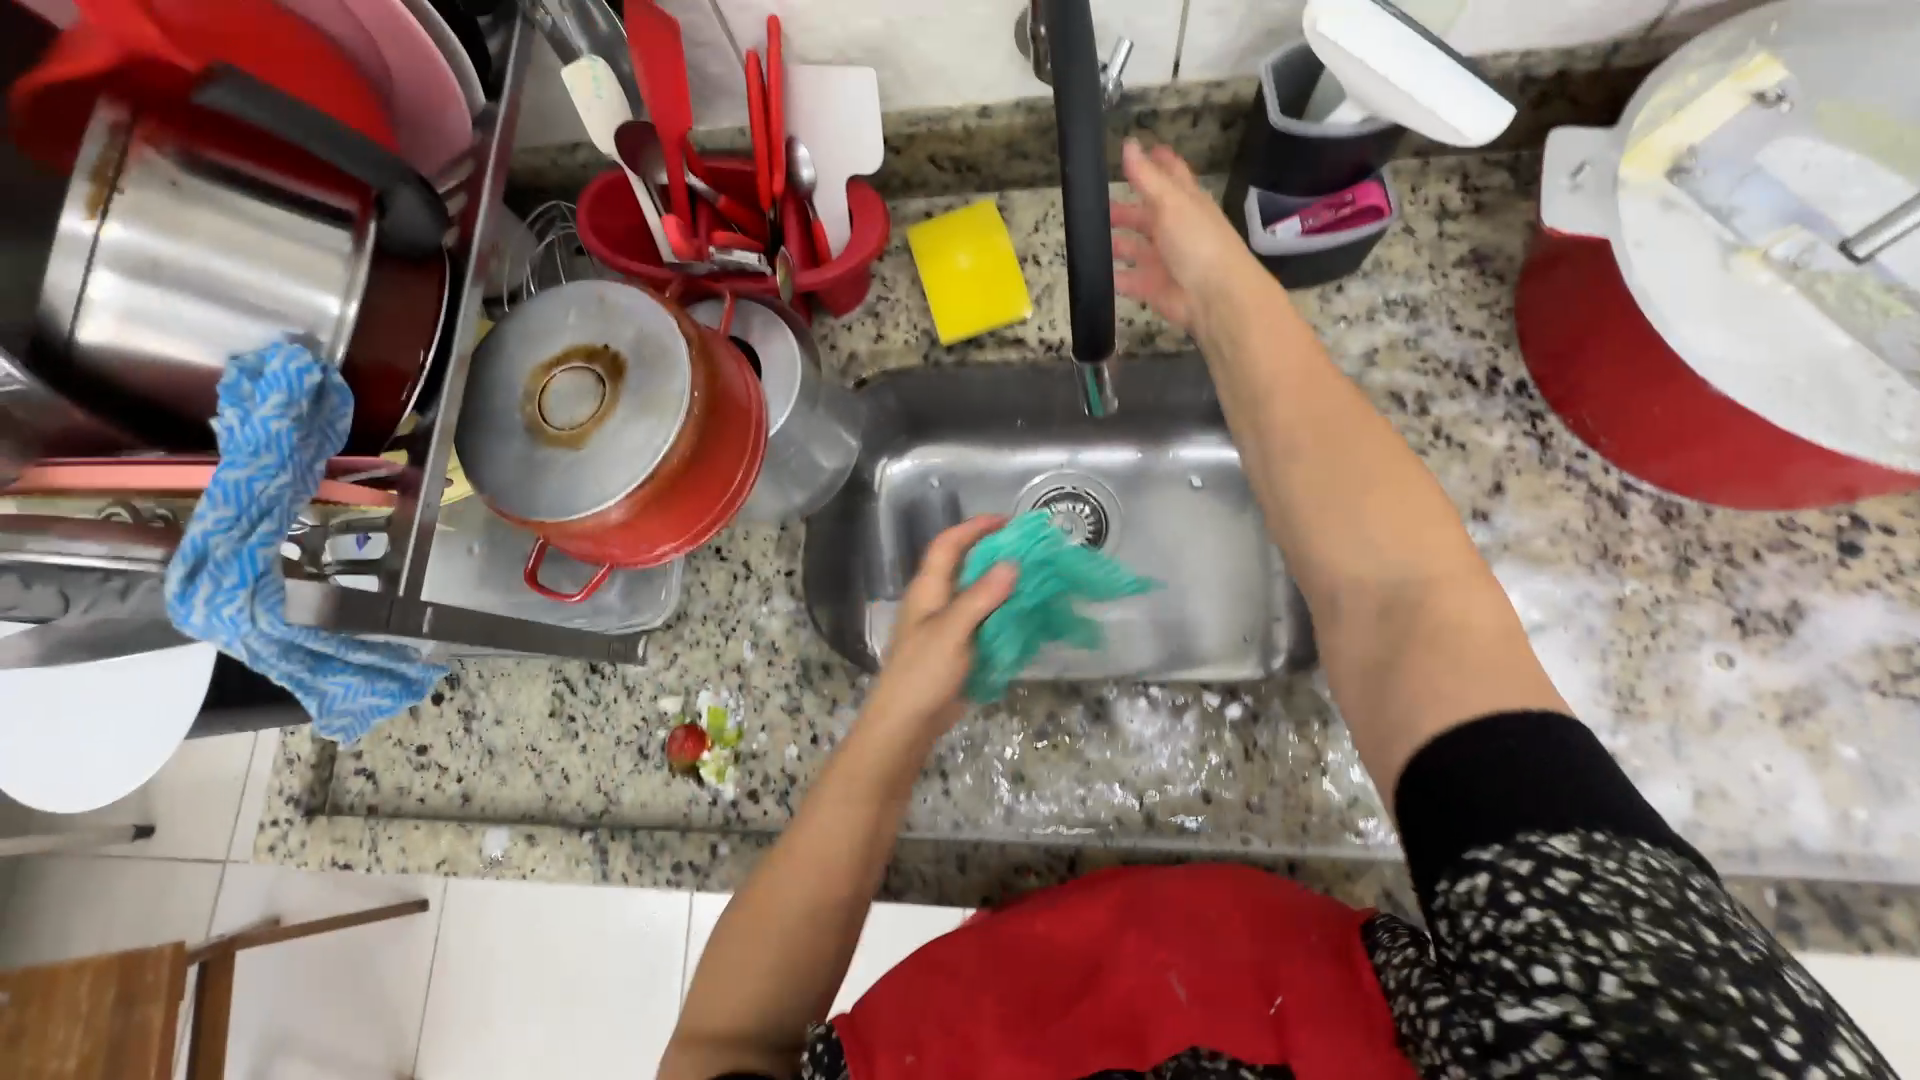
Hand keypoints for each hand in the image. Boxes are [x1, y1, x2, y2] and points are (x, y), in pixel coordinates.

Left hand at [861, 516, 1017, 743]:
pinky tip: (1028, 614)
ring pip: (977, 594)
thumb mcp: (952, 631)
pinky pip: (985, 621)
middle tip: (1030, 548)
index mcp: (927, 590)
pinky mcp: (959, 649)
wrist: (907, 722)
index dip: (973, 528)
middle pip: (965, 566)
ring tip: (1037, 576)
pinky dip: (1004, 613)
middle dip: (994, 553)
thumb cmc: (922, 672)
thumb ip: (980, 597)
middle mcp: (936, 602)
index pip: (947, 545)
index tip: (1007, 521)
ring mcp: (947, 626)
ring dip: (1003, 584)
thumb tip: (1011, 564)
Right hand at [1111, 139, 1258, 332]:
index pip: (1170, 176)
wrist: (1214, 296)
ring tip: (1090, 237)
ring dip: (1116, 243)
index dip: (1157, 163)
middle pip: (1146, 215)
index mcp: (1184, 203)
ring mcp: (1162, 260)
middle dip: (1126, 209)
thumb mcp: (1170, 202)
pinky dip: (1114, 277)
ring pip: (1134, 248)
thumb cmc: (1197, 241)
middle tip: (1098, 203)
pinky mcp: (1152, 287)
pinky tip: (1095, 271)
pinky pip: (1128, 280)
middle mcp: (1174, 229)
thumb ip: (1146, 176)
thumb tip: (1129, 143)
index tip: (1141, 151)